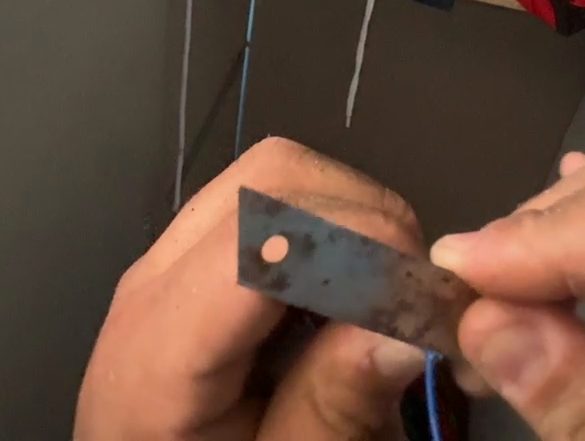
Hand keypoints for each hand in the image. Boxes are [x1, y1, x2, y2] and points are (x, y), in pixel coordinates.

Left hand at [76, 137, 427, 439]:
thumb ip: (331, 412)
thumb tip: (406, 330)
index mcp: (157, 347)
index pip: (263, 239)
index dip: (359, 247)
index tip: (429, 304)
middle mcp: (155, 274)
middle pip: (271, 179)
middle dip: (364, 219)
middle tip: (417, 300)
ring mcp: (170, 253)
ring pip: (275, 173)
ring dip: (350, 216)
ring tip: (387, 296)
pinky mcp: (192, 252)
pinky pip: (268, 199)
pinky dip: (328, 224)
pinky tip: (348, 291)